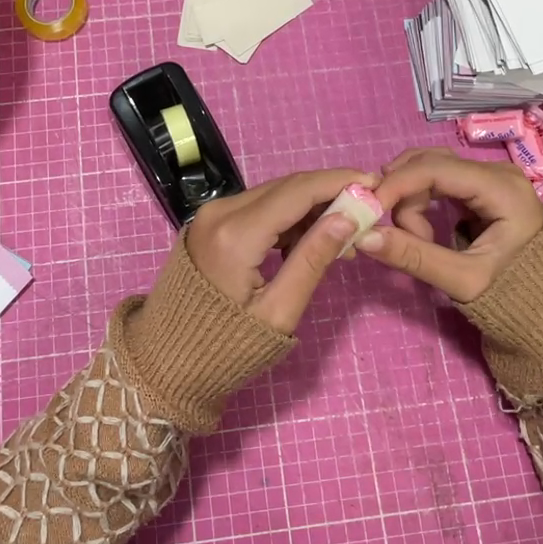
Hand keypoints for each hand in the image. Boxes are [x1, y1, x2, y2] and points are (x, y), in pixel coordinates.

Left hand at [185, 168, 377, 333]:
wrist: (166, 361)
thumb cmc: (227, 347)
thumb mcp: (279, 310)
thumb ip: (313, 259)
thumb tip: (348, 217)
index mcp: (236, 232)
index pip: (298, 190)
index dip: (339, 182)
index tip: (376, 184)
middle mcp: (221, 211)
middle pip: (287, 187)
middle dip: (329, 194)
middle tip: (368, 213)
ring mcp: (212, 214)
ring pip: (274, 195)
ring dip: (310, 208)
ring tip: (344, 239)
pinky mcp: (211, 222)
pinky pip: (258, 207)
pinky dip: (288, 217)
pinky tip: (310, 241)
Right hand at [359, 148, 542, 302]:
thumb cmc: (514, 299)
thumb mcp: (463, 282)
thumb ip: (414, 256)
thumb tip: (363, 237)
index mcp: (504, 189)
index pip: (436, 168)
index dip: (397, 184)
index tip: (368, 209)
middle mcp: (497, 172)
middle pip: (430, 164)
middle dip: (404, 196)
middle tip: (399, 237)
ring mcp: (490, 177)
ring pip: (429, 169)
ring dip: (411, 200)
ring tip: (420, 240)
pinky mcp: (480, 186)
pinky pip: (437, 180)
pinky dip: (420, 201)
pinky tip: (425, 232)